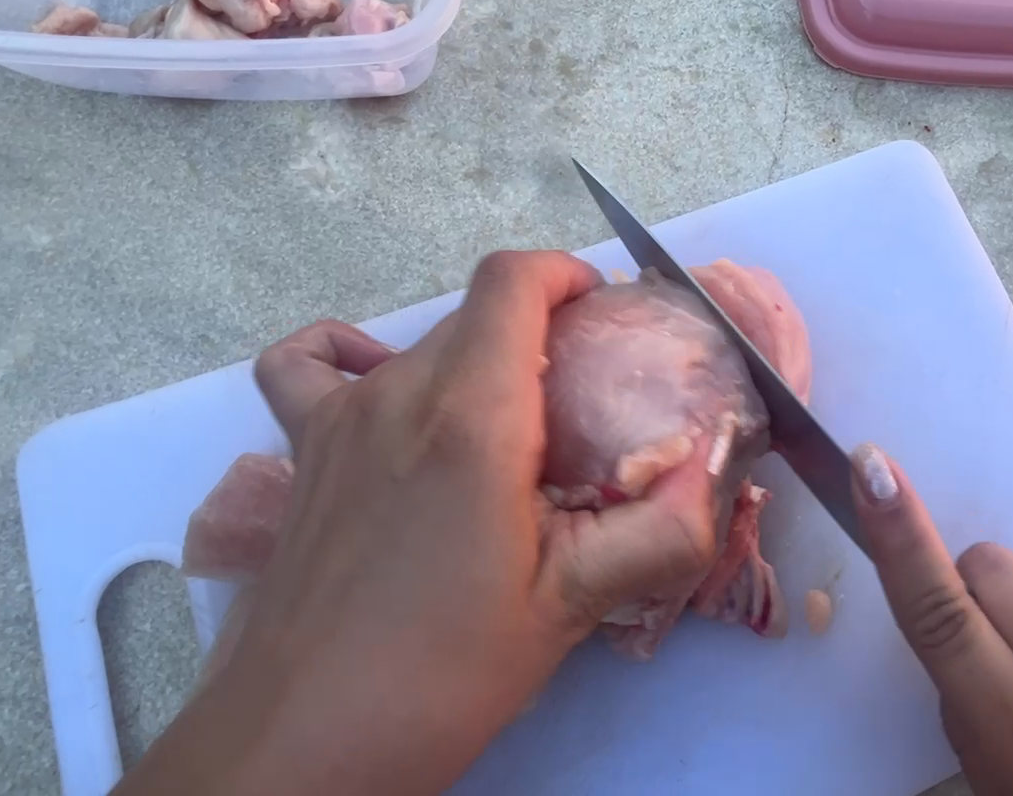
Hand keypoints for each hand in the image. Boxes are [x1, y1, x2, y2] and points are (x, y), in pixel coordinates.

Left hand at [117, 251, 718, 795]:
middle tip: (576, 392)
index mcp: (473, 415)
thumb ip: (659, 534)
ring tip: (506, 415)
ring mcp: (340, 413)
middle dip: (538, 327)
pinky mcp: (301, 447)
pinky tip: (381, 387)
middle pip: (478, 312)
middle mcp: (401, 390)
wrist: (299, 742)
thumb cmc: (443, 669)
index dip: (563, 272)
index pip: (512, 281)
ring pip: (422, 340)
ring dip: (475, 354)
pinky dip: (351, 355)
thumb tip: (713, 473)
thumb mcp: (571, 606)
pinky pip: (310, 365)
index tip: (598, 309)